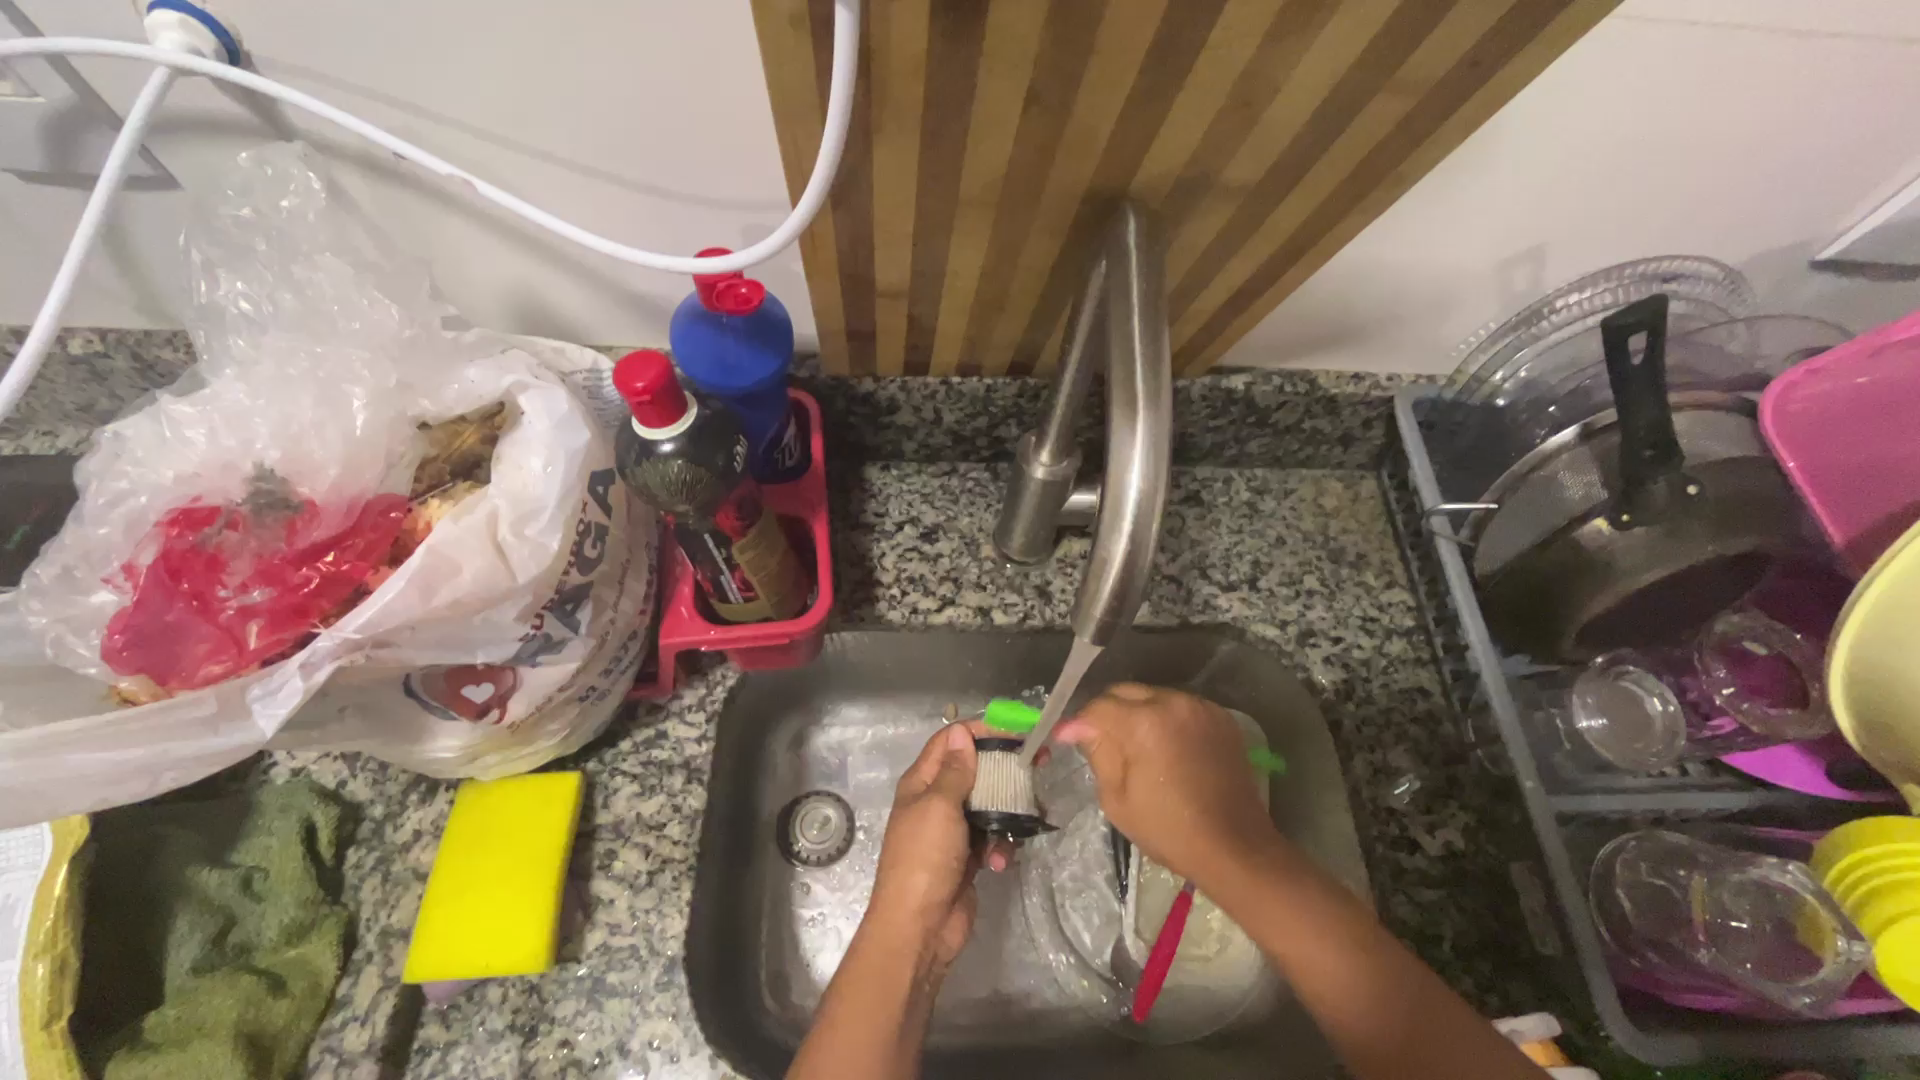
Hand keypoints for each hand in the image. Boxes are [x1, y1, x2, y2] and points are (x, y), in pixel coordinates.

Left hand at [864, 723, 1012, 973]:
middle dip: (1005, 767)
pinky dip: (1000, 846)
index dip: (980, 730)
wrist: (919, 928)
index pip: (950, 741)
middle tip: (1040, 762)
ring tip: (1028, 816)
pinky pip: (992, 838)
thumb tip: (960, 732)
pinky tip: (1000, 860)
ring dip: (1008, 812)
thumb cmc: (924, 859)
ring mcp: (952, 831)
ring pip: (989, 805)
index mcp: (921, 783)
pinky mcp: (968, 857)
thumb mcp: (938, 806)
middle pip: (975, 771)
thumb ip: (954, 770)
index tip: (1016, 729)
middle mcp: (936, 802)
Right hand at [1054, 684, 1281, 888]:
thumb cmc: (1169, 830)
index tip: (1067, 739)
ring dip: (1137, 713)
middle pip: (1125, 692)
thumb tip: (1077, 728)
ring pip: (1153, 696)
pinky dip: (1166, 719)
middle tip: (1099, 740)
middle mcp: (1173, 703)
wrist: (1235, 846)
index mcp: (1144, 723)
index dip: (1079, 722)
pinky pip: (1180, 707)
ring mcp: (1201, 707)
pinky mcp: (1221, 718)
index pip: (1098, 707)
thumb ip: (1097, 753)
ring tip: (1135, 745)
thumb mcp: (1116, 798)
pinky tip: (1166, 746)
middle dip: (1107, 712)